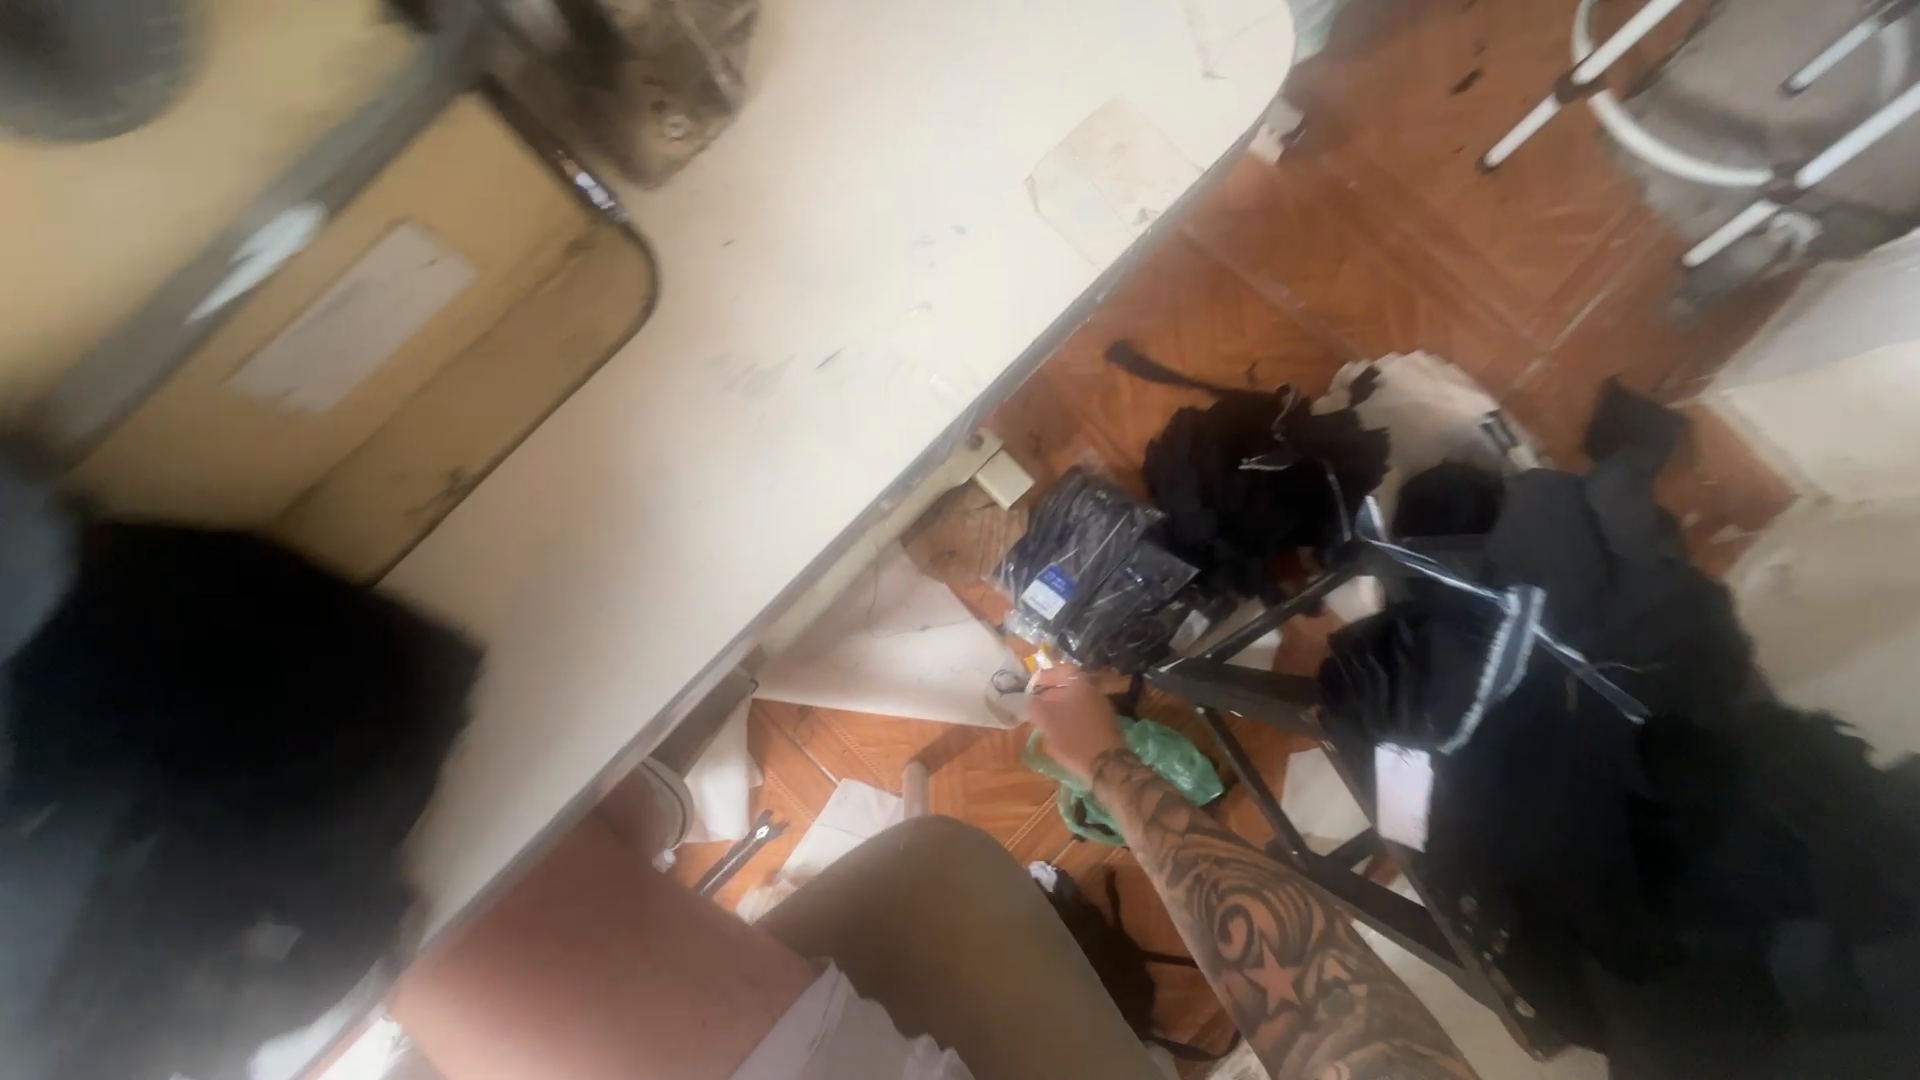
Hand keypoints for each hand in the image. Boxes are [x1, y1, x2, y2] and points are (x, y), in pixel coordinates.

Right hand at [1025, 664, 1125, 783]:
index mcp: (1081, 685)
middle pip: (1069, 687)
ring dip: (1059, 708)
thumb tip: (1028, 700)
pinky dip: (1070, 719)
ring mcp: (1102, 709)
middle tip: (1035, 704)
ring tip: (1044, 720)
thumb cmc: (1074, 737)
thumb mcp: (1047, 721)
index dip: (1045, 677)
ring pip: (1076, 702)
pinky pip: (1083, 715)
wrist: (1107, 765)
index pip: (1062, 671)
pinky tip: (1060, 732)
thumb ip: (1034, 706)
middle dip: (1050, 694)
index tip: (1032, 685)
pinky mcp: (1105, 726)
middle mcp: (1094, 692)